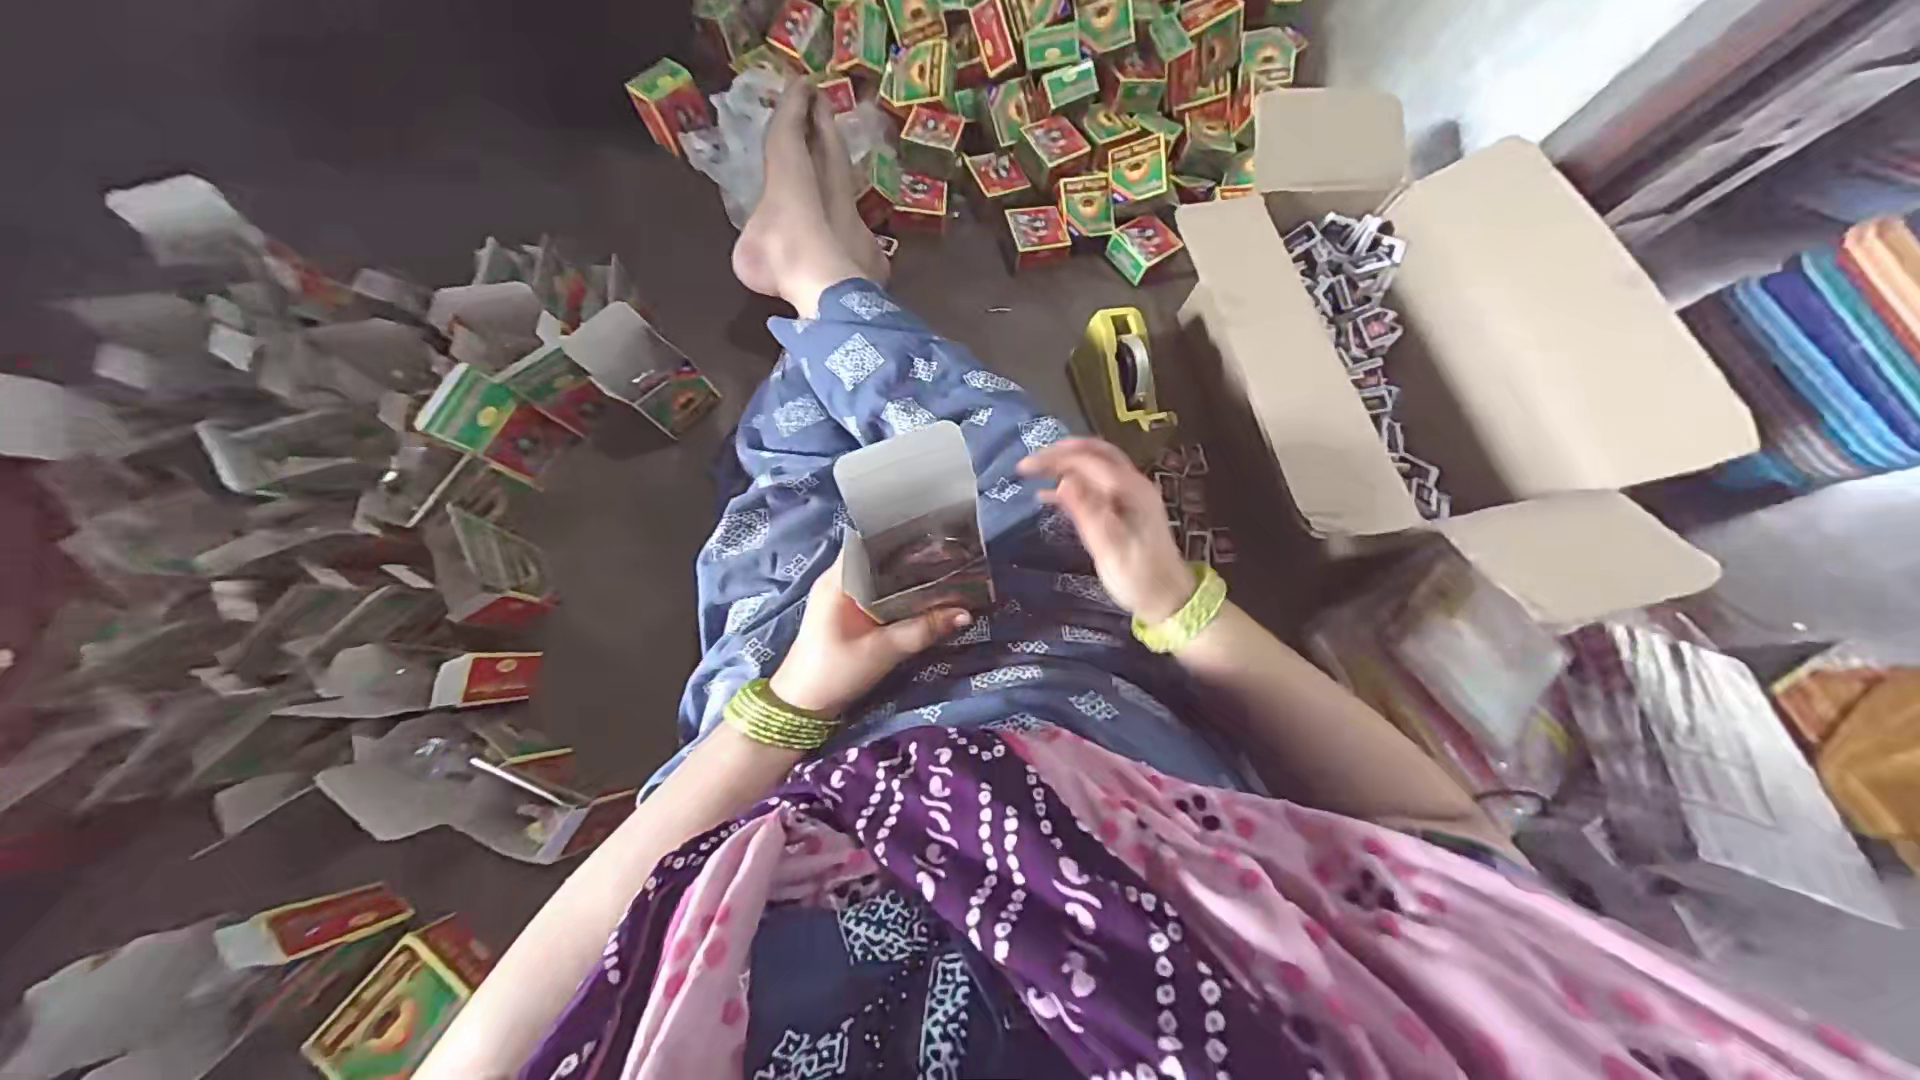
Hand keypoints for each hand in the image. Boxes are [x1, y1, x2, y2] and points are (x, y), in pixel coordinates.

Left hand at [768, 551, 972, 716]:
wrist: (802, 705)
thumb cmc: (835, 673)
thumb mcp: (883, 651)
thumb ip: (923, 629)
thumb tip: (966, 613)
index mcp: (839, 579)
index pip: (873, 541)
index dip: (905, 536)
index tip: (937, 535)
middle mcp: (838, 578)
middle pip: (879, 556)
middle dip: (913, 556)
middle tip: (950, 555)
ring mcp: (840, 593)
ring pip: (879, 573)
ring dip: (907, 574)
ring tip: (943, 570)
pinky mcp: (845, 609)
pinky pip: (875, 589)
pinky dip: (897, 590)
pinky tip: (921, 594)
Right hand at [1018, 438, 1195, 622]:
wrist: (1168, 598)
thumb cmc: (1140, 577)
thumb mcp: (1111, 548)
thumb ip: (1088, 513)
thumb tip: (1063, 482)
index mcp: (1131, 490)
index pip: (1088, 459)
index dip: (1054, 458)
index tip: (1025, 468)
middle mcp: (1132, 485)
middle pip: (1094, 452)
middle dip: (1059, 452)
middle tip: (1030, 462)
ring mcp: (1129, 495)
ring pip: (1094, 465)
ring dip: (1065, 463)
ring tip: (1035, 472)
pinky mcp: (1123, 508)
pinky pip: (1095, 483)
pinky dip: (1071, 482)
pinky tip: (1049, 493)